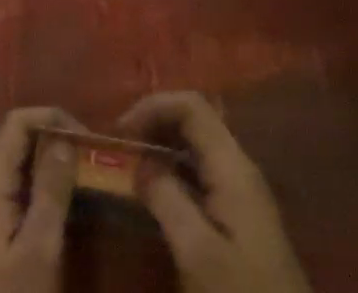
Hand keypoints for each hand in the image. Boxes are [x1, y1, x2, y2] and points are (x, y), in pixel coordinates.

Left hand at [0, 108, 83, 292]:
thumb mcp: (39, 246)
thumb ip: (51, 190)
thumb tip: (64, 139)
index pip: (17, 122)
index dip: (53, 119)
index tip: (91, 139)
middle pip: (20, 139)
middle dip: (59, 140)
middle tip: (100, 158)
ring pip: (24, 164)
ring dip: (57, 163)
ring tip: (96, 175)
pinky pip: (24, 188)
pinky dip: (50, 185)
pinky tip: (77, 200)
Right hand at [120, 92, 308, 292]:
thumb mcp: (198, 252)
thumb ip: (167, 199)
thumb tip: (140, 161)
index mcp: (233, 168)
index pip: (192, 107)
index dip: (152, 107)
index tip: (119, 133)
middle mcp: (239, 169)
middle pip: (194, 121)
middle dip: (153, 123)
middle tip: (117, 149)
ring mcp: (240, 192)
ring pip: (195, 147)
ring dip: (159, 146)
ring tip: (127, 166)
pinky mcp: (236, 215)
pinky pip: (198, 173)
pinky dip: (170, 170)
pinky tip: (151, 193)